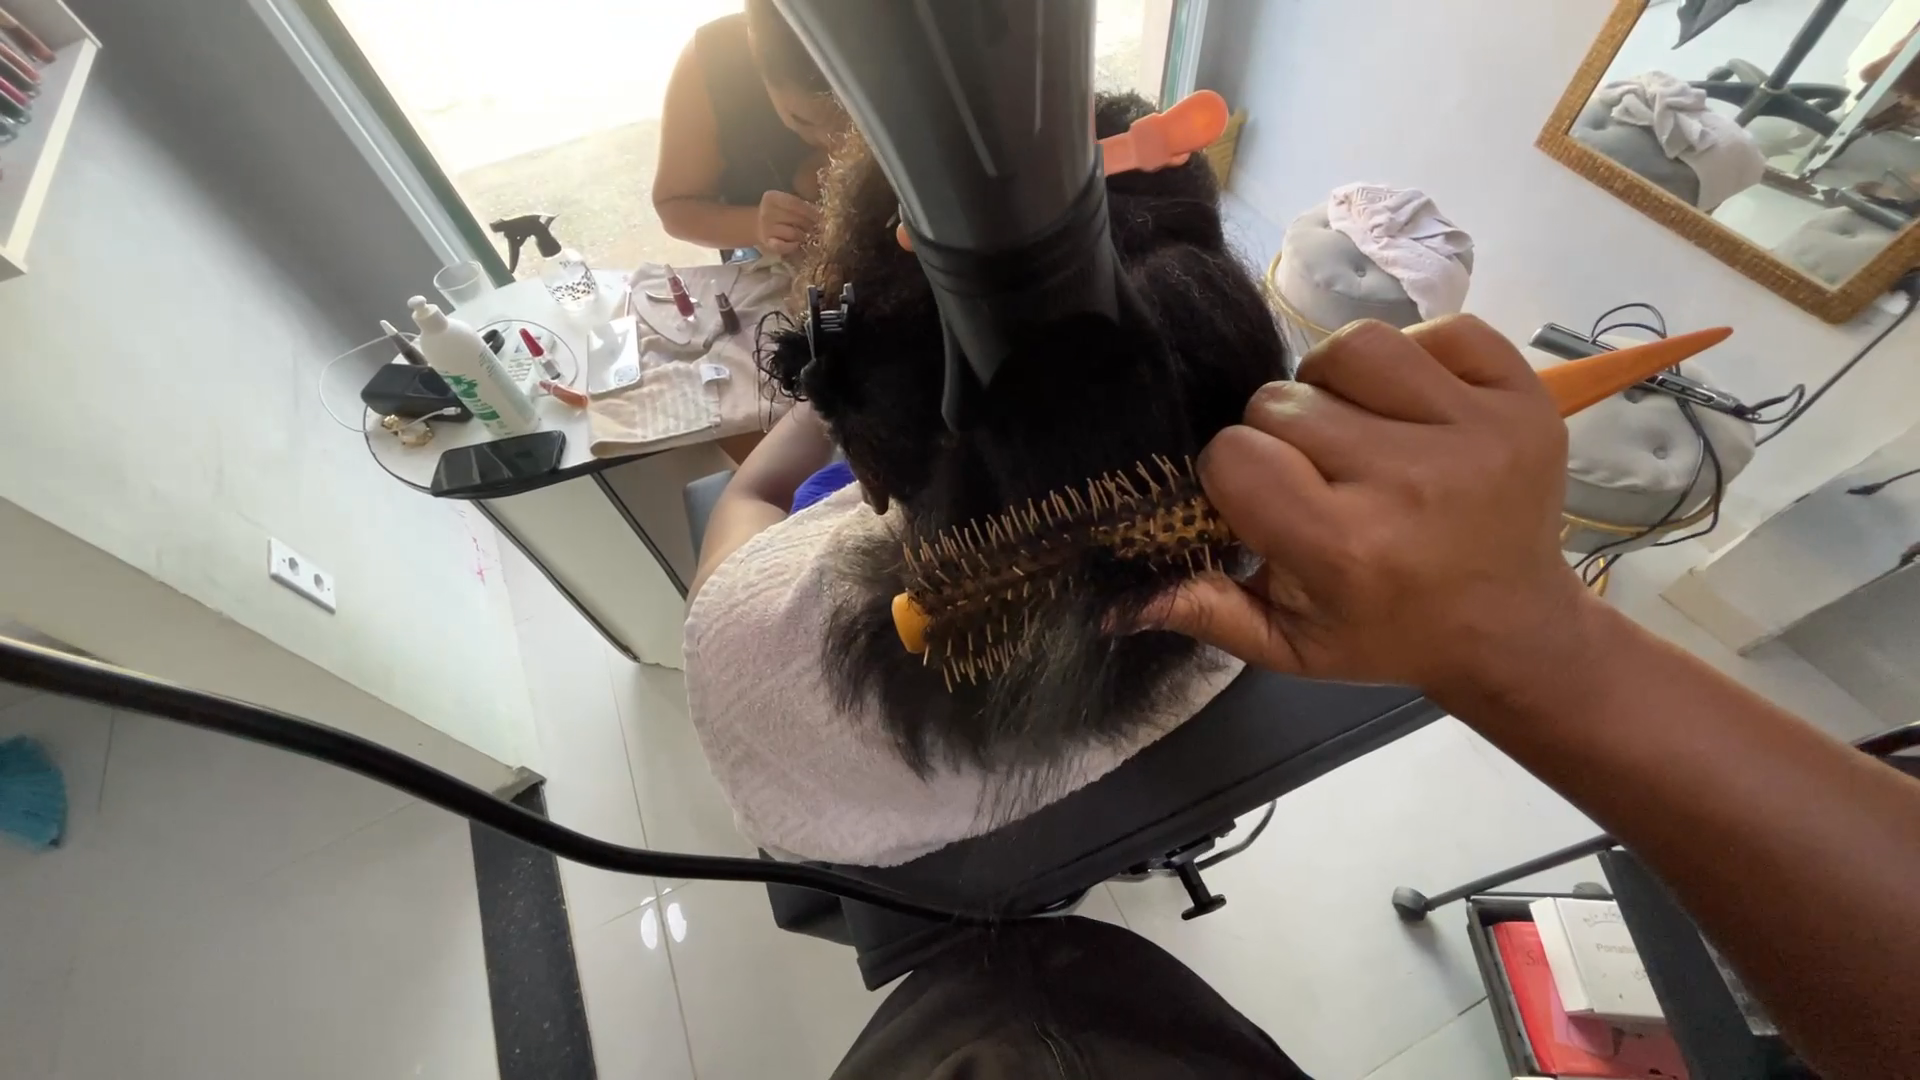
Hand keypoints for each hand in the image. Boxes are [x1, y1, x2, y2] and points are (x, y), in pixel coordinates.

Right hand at [757, 190, 820, 255]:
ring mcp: (766, 229)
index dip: (811, 211)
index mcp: (772, 198)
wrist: (758, 226)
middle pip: (796, 219)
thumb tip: (822, 215)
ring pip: (793, 233)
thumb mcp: (786, 205)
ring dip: (804, 236)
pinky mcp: (767, 244)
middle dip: (810, 225)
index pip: (795, 203)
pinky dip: (792, 247)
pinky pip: (783, 246)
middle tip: (820, 229)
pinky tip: (797, 245)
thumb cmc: (778, 215)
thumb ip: (801, 206)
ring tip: (809, 237)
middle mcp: (767, 212)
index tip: (823, 217)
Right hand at [1160, 316, 1591, 702]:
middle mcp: (1409, 482)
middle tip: (1310, 477)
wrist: (1510, 626)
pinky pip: (1437, 330)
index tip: (1256, 499)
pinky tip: (1404, 407)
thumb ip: (1205, 612)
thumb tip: (1116, 603)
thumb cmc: (1384, 635)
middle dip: (1276, 436)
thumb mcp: (1287, 645)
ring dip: (1329, 385)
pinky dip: (1406, 359)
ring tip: (1348, 429)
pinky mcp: (1523, 397)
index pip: (1234, 455)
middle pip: (1278, 401)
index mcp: (1343, 547)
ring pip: (1347, 348)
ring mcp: (1476, 431)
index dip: (1229, 472)